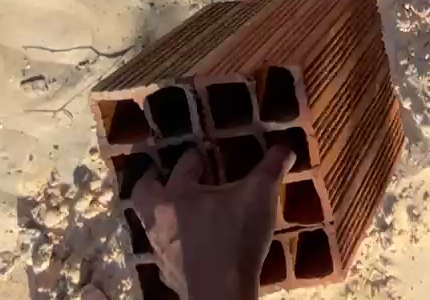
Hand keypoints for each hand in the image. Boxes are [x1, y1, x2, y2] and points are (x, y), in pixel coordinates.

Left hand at [130, 144, 293, 299]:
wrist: (222, 294)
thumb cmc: (236, 235)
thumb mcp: (261, 192)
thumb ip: (273, 165)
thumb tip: (286, 145)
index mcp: (177, 195)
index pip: (183, 164)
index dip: (197, 154)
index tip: (208, 151)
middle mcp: (159, 219)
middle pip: (144, 193)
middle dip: (156, 180)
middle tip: (170, 173)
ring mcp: (160, 249)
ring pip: (153, 222)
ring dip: (167, 211)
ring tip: (192, 207)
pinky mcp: (169, 272)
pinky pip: (167, 248)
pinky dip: (178, 238)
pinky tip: (198, 240)